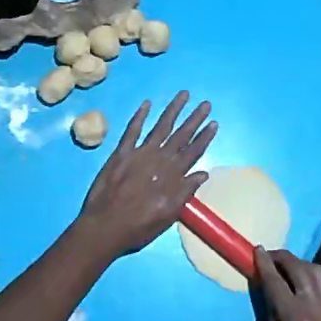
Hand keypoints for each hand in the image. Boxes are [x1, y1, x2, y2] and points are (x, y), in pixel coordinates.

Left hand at [73, 91, 216, 257]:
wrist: (106, 226)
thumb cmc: (139, 226)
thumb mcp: (169, 215)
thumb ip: (185, 192)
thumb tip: (204, 173)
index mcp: (172, 176)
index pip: (193, 151)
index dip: (204, 137)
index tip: (214, 123)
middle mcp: (159, 160)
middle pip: (181, 135)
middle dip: (194, 119)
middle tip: (205, 103)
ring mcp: (140, 153)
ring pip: (161, 126)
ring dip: (173, 110)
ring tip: (183, 95)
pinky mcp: (121, 153)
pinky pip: (132, 130)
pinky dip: (139, 116)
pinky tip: (147, 103)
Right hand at [256, 247, 320, 320]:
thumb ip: (266, 319)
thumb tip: (263, 294)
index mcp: (296, 316)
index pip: (276, 280)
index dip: (264, 263)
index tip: (255, 249)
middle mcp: (315, 306)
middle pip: (299, 268)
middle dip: (282, 257)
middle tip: (267, 256)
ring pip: (316, 271)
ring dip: (298, 263)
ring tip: (282, 267)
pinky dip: (308, 274)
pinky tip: (297, 282)